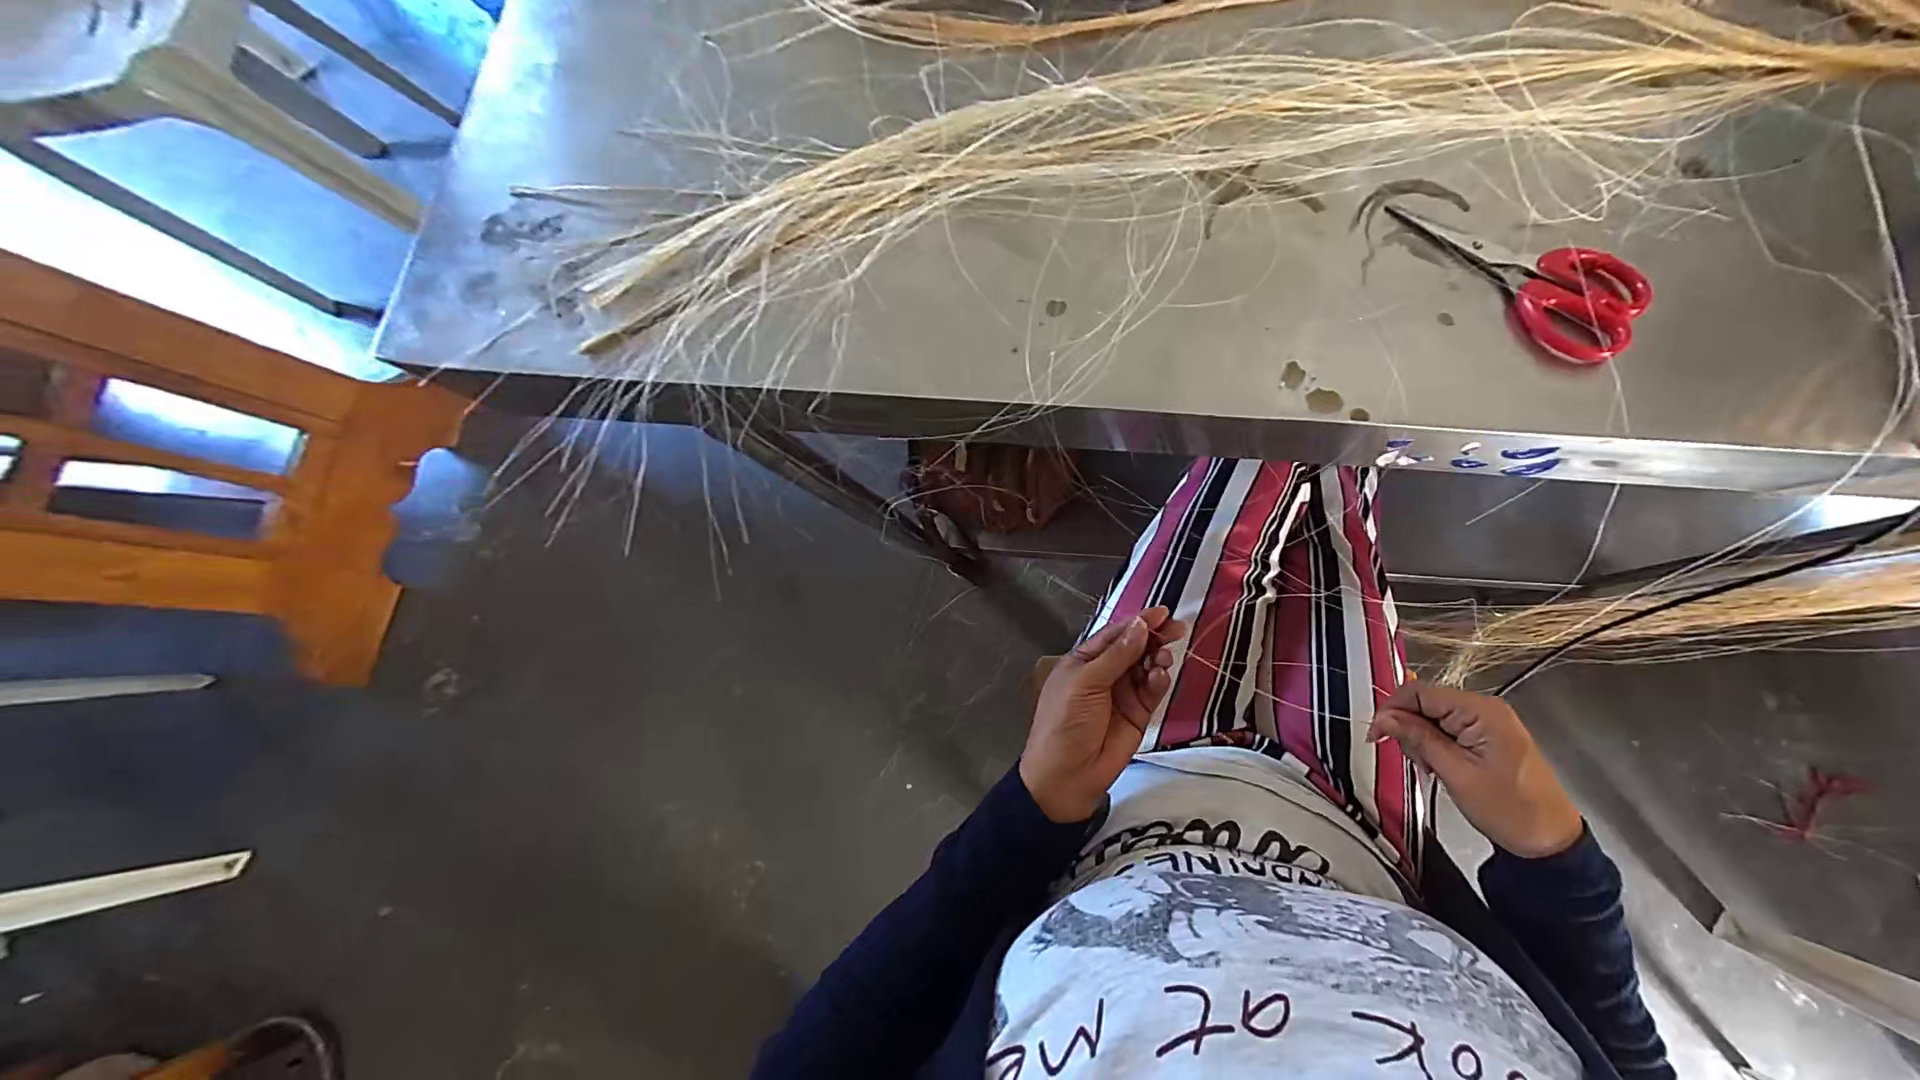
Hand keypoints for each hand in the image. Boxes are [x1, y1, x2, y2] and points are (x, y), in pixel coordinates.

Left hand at [1019, 607, 1187, 822]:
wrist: (1067, 775)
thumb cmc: (1064, 724)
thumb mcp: (1085, 683)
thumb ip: (1115, 655)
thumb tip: (1139, 626)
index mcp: (1083, 661)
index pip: (1114, 635)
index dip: (1137, 622)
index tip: (1161, 612)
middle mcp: (1104, 674)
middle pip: (1134, 648)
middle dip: (1154, 637)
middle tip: (1176, 629)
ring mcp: (1121, 694)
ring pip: (1146, 667)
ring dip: (1157, 658)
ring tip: (1162, 658)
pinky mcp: (1137, 714)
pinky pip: (1153, 690)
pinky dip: (1159, 680)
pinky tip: (1160, 676)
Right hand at [1368, 681, 1583, 857]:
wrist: (1549, 841)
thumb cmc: (1512, 810)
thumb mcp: (1456, 773)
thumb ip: (1418, 738)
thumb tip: (1386, 718)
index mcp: (1482, 711)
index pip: (1419, 692)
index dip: (1392, 710)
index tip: (1377, 733)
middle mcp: (1486, 709)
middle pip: (1424, 702)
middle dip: (1408, 727)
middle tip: (1413, 758)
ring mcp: (1487, 721)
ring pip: (1431, 716)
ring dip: (1420, 739)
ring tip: (1431, 766)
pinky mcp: (1486, 734)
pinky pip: (1445, 728)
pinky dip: (1434, 744)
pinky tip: (1439, 765)